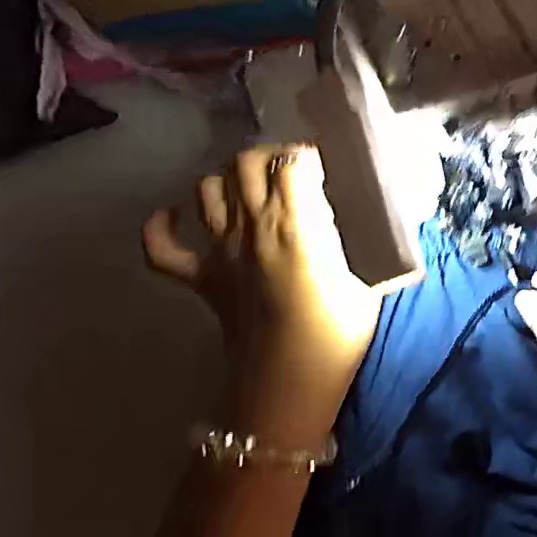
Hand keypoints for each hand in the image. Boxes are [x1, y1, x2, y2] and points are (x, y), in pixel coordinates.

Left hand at [142, 145, 379, 439]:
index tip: (325, 163)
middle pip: (246, 163)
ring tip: (251, 187)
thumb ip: (363, 247)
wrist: (289, 383)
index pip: (292, 162)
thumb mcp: (368, 281)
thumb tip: (375, 230)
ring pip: (207, 189)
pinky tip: (178, 215)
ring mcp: (217, 251)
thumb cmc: (338, 333)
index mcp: (295, 223)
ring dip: (228, 179)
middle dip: (270, 156)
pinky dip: (163, 225)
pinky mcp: (199, 279)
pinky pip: (161, 246)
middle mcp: (250, 226)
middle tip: (291, 170)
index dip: (308, 154)